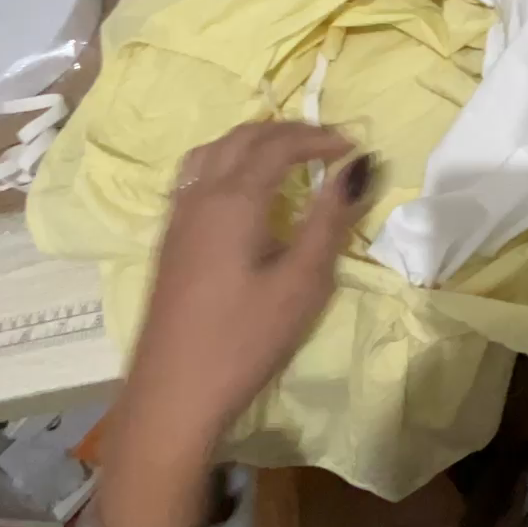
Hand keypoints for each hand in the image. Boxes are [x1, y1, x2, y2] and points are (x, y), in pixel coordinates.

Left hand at [98, 122, 374, 526]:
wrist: (173, 395)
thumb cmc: (246, 340)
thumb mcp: (302, 283)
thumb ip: (330, 220)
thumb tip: (358, 167)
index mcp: (233, 201)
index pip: (278, 146)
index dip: (319, 138)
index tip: (354, 147)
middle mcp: (200, 196)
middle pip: (242, 138)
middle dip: (287, 131)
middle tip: (327, 143)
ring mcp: (178, 217)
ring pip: (213, 151)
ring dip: (254, 141)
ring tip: (288, 154)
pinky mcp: (170, 239)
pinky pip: (197, 173)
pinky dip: (228, 159)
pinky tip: (242, 187)